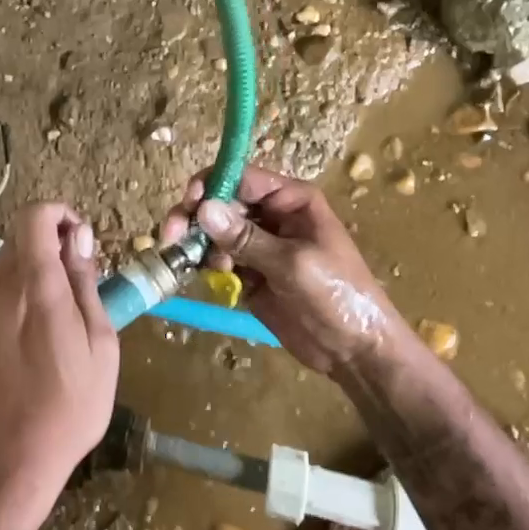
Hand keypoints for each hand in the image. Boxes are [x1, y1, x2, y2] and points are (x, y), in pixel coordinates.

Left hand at [0, 203, 118, 488]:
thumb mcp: (100, 342)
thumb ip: (85, 283)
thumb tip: (79, 237)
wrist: (15, 452)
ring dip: (34, 262)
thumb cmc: (71, 403)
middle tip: (81, 276)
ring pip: (7, 255)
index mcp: (35, 285)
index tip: (82, 239)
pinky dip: (16, 281)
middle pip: (21, 233)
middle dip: (53, 240)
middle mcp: (0, 283)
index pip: (33, 216)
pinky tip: (35, 317)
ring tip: (61, 301)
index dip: (59, 214)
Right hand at [162, 166, 407, 377]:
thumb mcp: (293, 264)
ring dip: (197, 243)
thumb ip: (246, 237)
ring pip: (214, 231)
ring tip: (193, 263)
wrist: (356, 351)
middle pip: (221, 203)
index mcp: (291, 199)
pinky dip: (206, 264)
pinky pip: (218, 259)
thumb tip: (203, 208)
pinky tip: (206, 276)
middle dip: (195, 216)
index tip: (189, 204)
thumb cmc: (338, 295)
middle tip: (172, 237)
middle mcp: (272, 215)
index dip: (212, 186)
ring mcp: (259, 245)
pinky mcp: (249, 274)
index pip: (242, 178)